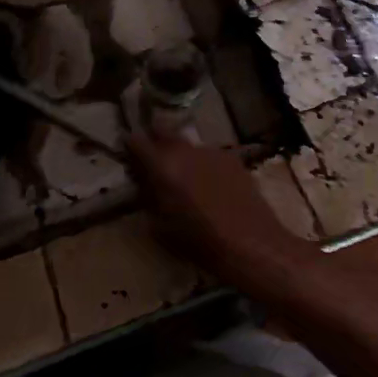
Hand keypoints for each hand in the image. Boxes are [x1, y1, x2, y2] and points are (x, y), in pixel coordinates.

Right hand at [127, 132, 309, 284]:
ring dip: (182, 155)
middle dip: (155, 140)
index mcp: (162, 165)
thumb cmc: (199, 241)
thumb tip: (145, 187)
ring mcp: (212, 152)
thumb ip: (148, 200)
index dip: (129, 144)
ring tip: (185, 178)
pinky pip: (210, 157)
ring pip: (189, 145)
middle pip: (164, 131)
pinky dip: (204, 166)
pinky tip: (211, 186)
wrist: (251, 244)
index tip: (126, 151)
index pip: (136, 140)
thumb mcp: (159, 227)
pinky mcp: (234, 160)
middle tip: (153, 159)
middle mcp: (186, 151)